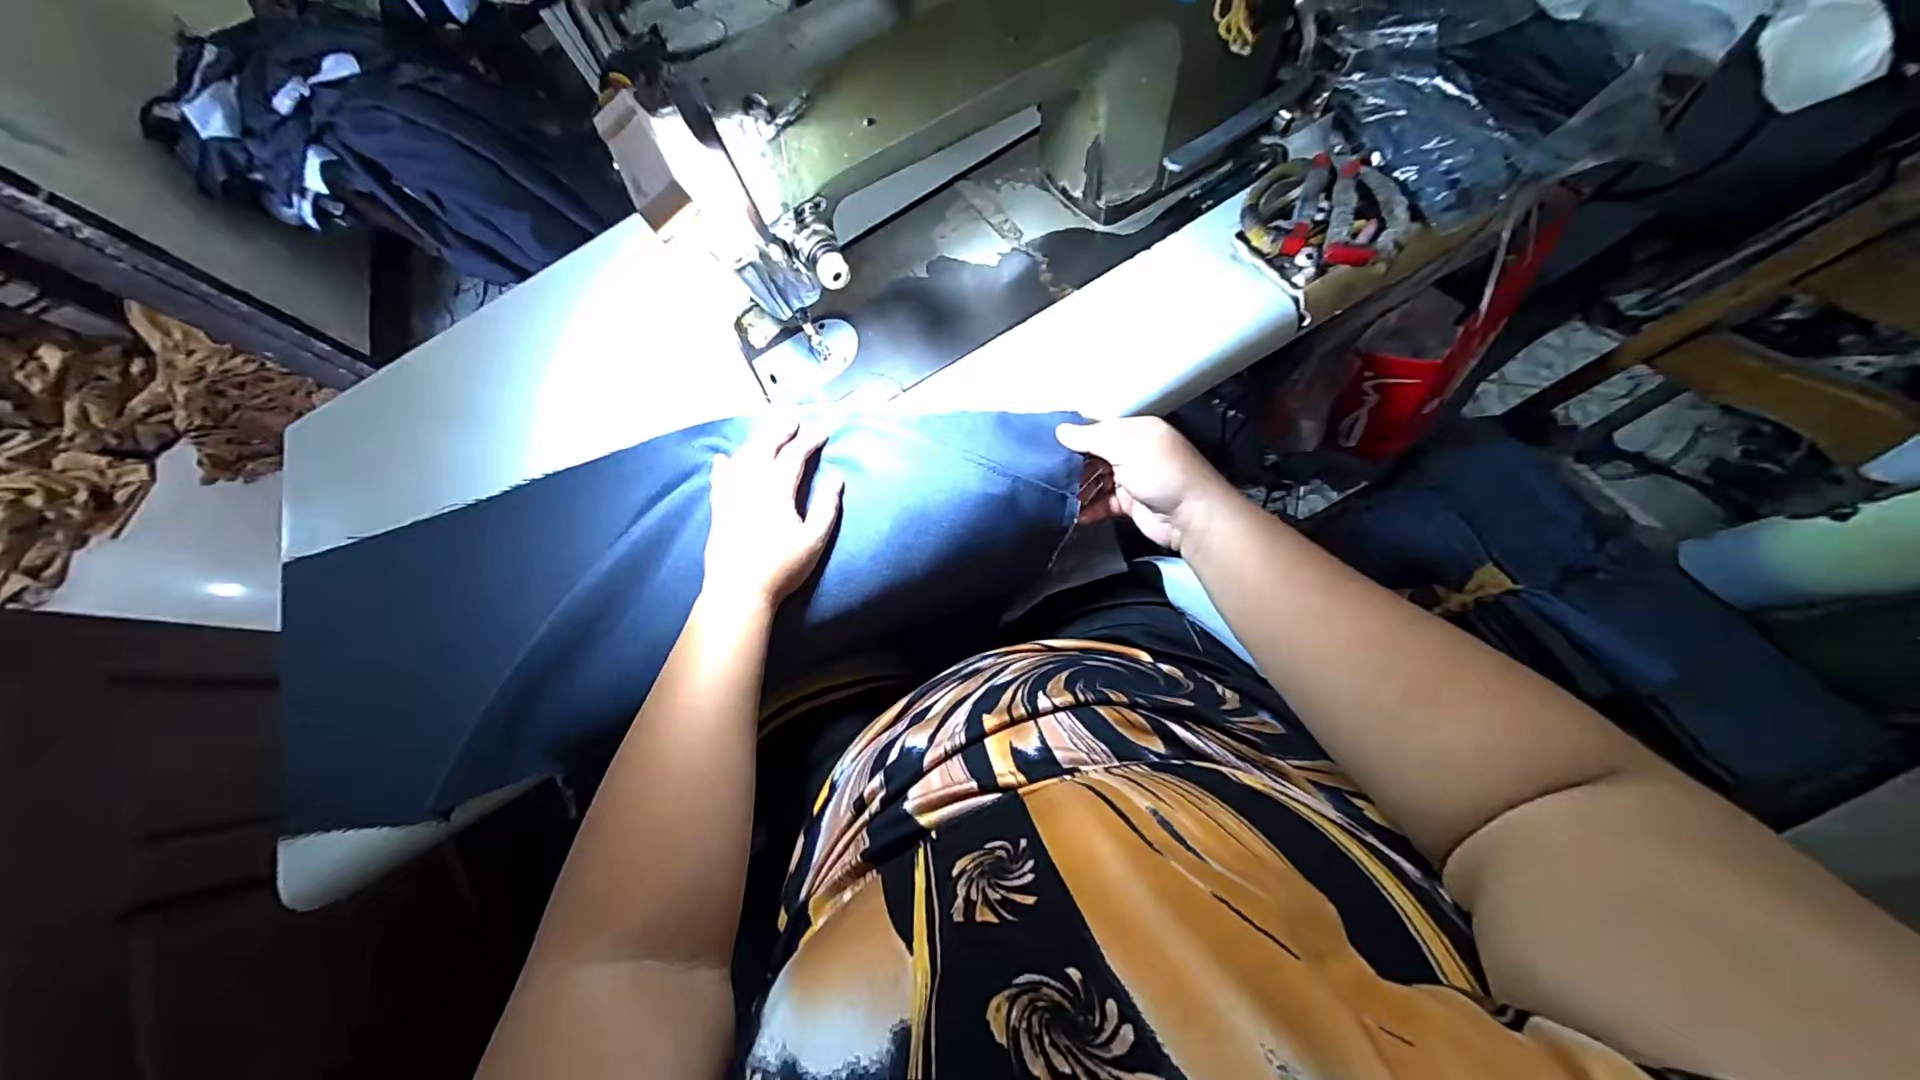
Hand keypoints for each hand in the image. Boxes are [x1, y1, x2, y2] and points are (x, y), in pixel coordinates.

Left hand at [704, 417, 843, 611]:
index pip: (794, 455)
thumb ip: (827, 506)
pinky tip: (724, 458)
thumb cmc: (781, 567)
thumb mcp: (814, 539)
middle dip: (780, 429)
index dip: (809, 440)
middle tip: (793, 418)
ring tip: (767, 432)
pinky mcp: (719, 509)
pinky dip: (725, 465)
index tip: (822, 432)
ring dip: (757, 441)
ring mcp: (731, 495)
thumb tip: (836, 478)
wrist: (737, 590)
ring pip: (743, 457)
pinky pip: (720, 478)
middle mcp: (751, 484)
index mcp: (777, 489)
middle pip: (765, 446)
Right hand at [1056, 417, 1239, 555]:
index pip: (1097, 428)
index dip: (1074, 436)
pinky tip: (1073, 514)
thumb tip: (1060, 430)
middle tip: (1047, 474)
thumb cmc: (1161, 472)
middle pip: (1093, 455)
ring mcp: (1131, 478)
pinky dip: (1088, 508)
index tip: (1046, 444)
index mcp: (1135, 431)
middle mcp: (1132, 452)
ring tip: (1056, 496)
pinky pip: (1102, 502)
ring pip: (1095, 481)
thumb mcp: (1125, 446)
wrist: (1191, 516)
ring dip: (1078, 489)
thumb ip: (1091, 437)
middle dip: (1072, 465)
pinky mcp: (1128, 503)